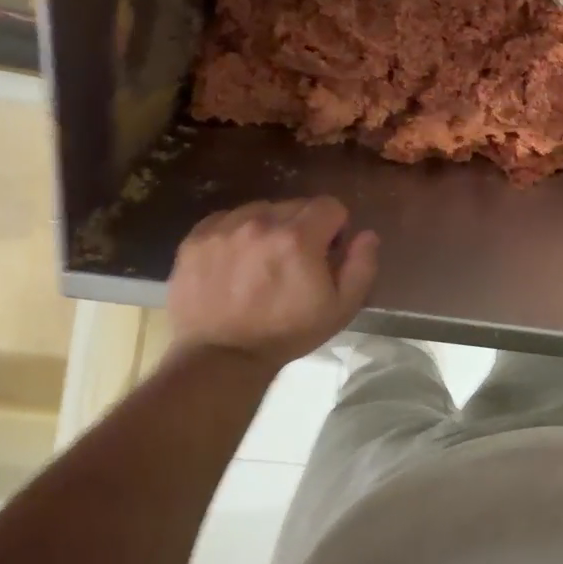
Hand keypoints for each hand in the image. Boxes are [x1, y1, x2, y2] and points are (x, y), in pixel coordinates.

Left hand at [166, 197, 378, 369]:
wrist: (220, 358)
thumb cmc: (286, 334)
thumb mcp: (340, 309)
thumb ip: (361, 266)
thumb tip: (366, 235)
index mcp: (299, 237)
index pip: (330, 206)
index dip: (334, 229)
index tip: (326, 255)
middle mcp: (261, 222)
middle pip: (295, 206)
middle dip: (302, 229)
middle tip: (294, 263)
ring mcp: (224, 228)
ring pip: (260, 210)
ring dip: (268, 229)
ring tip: (261, 263)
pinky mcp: (196, 238)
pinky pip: (226, 220)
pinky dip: (236, 234)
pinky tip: (235, 263)